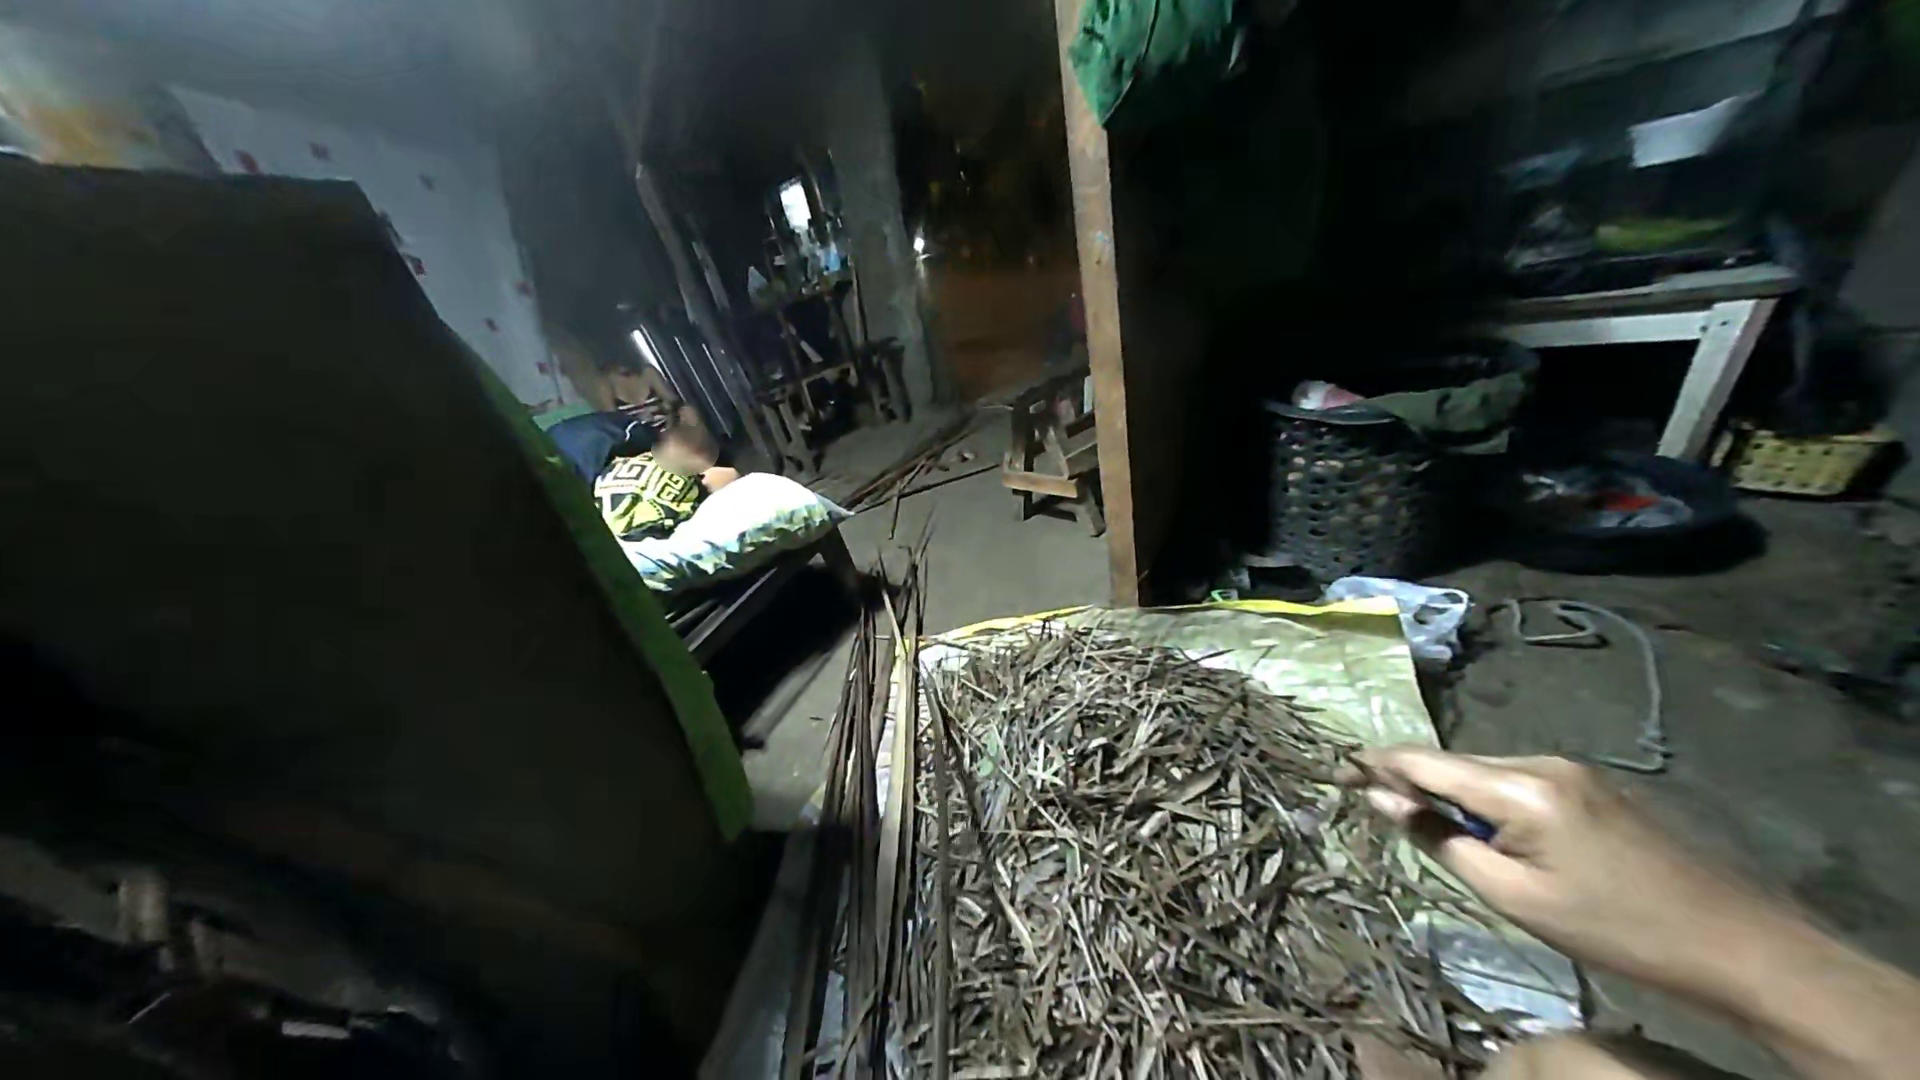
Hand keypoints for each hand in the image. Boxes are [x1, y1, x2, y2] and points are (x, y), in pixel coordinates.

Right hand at [1345, 747, 1773, 994]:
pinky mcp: (1589, 782)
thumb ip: (1437, 839)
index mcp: (1518, 788)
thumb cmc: (1616, 929)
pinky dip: (1485, 797)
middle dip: (1410, 780)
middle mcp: (1538, 762)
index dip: (1372, 763)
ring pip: (1479, 769)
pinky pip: (1513, 779)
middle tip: (1380, 807)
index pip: (1420, 760)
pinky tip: (1493, 831)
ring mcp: (1569, 768)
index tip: (1334, 771)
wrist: (1747, 948)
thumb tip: (1380, 798)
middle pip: (1449, 762)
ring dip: (1449, 791)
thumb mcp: (1512, 896)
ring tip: (1438, 828)